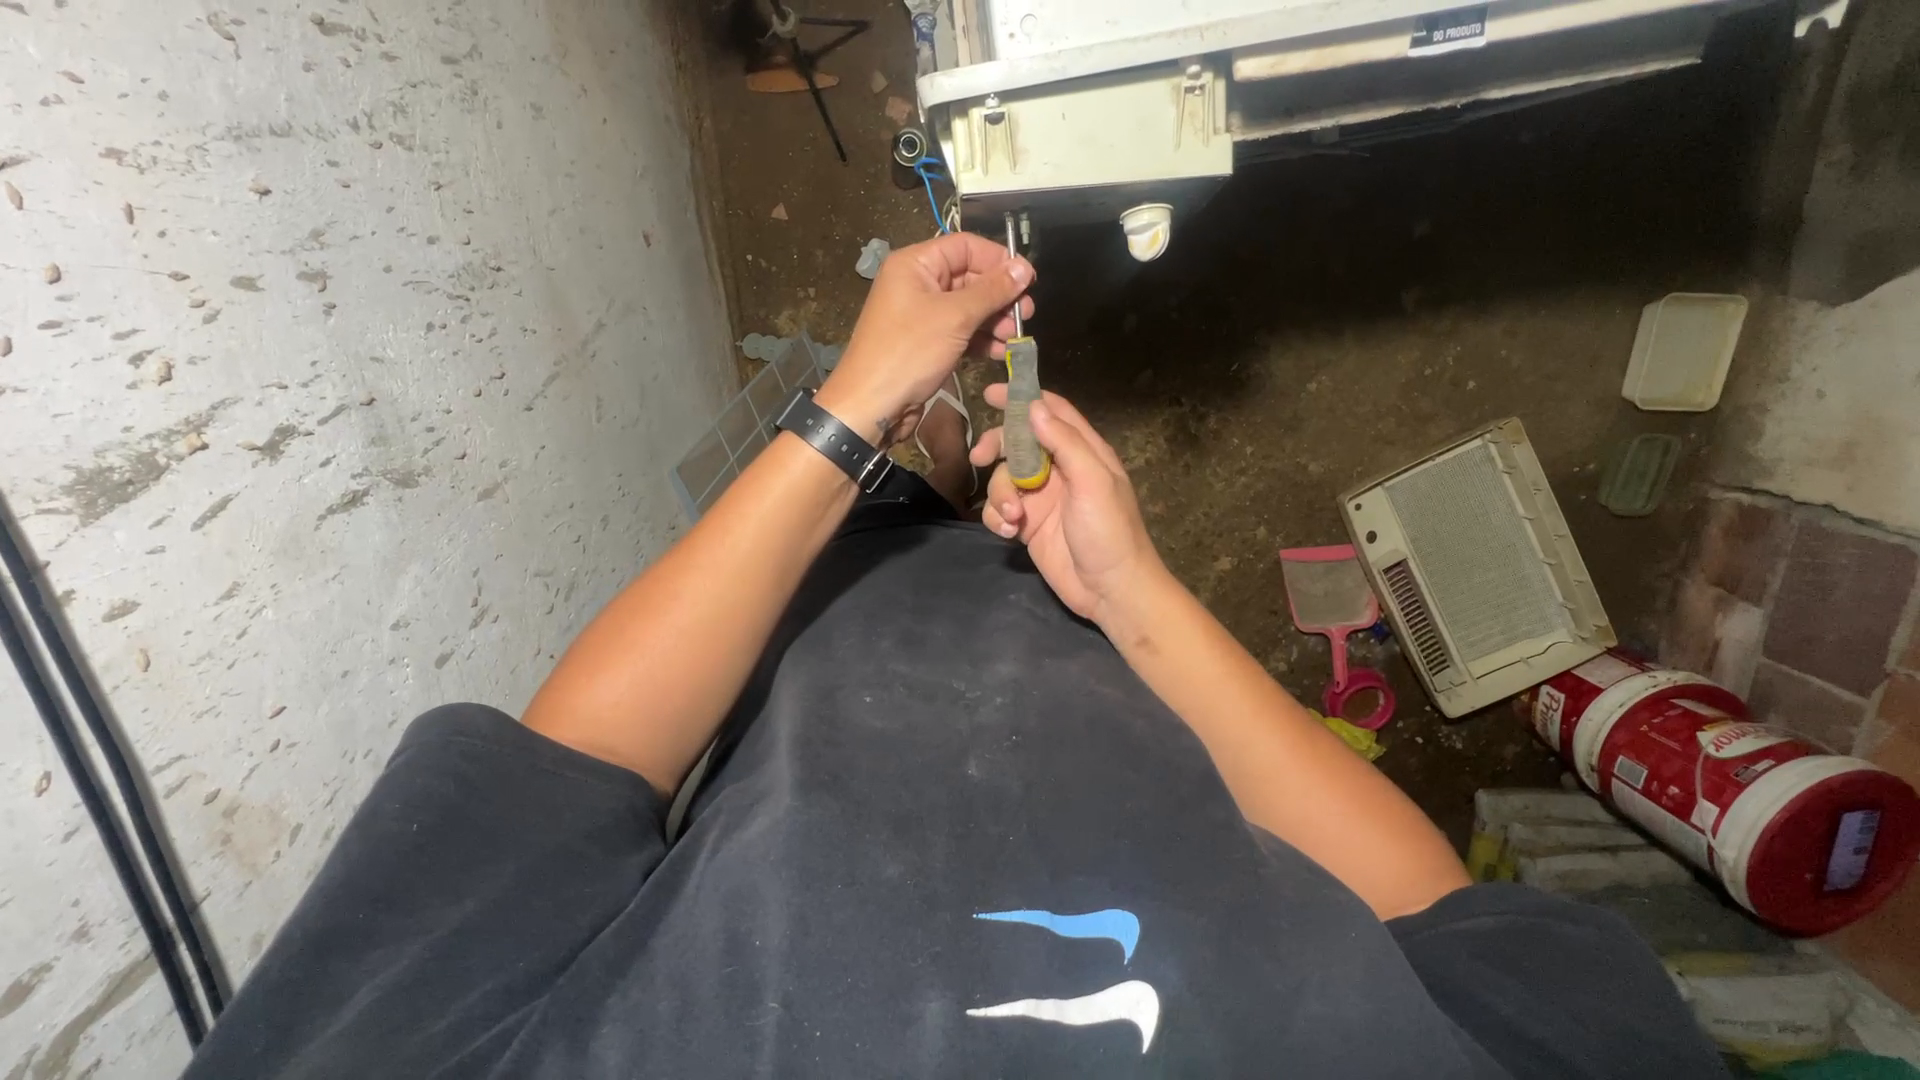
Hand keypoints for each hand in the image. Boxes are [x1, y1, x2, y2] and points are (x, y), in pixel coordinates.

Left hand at [814, 232, 1033, 444]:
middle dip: (1000, 296)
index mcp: (915, 264)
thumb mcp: (954, 317)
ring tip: (1014, 338)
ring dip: (994, 321)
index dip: (999, 260)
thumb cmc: (909, 353)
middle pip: (969, 277)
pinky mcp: (927, 343)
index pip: (966, 247)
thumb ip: (992, 291)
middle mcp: (918, 284)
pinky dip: (981, 340)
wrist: (872, 405)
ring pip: (968, 308)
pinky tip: (999, 352)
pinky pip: (961, 332)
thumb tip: (1024, 268)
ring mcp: (922, 315)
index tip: (1029, 280)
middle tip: (1026, 315)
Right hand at [970, 387, 1165, 622]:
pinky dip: (997, 517)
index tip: (990, 391)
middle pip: (1019, 442)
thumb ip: (1065, 442)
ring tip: (1011, 517)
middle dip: (997, 446)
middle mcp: (1060, 469)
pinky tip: (1009, 533)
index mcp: (1083, 451)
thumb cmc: (1110, 532)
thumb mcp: (1093, 481)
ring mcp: (1042, 498)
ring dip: (999, 494)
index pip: (1051, 411)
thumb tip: (1034, 406)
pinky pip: (1000, 510)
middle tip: (979, 457)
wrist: (1110, 591)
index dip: (1023, 397)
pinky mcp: (1028, 525)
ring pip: (1004, 478)